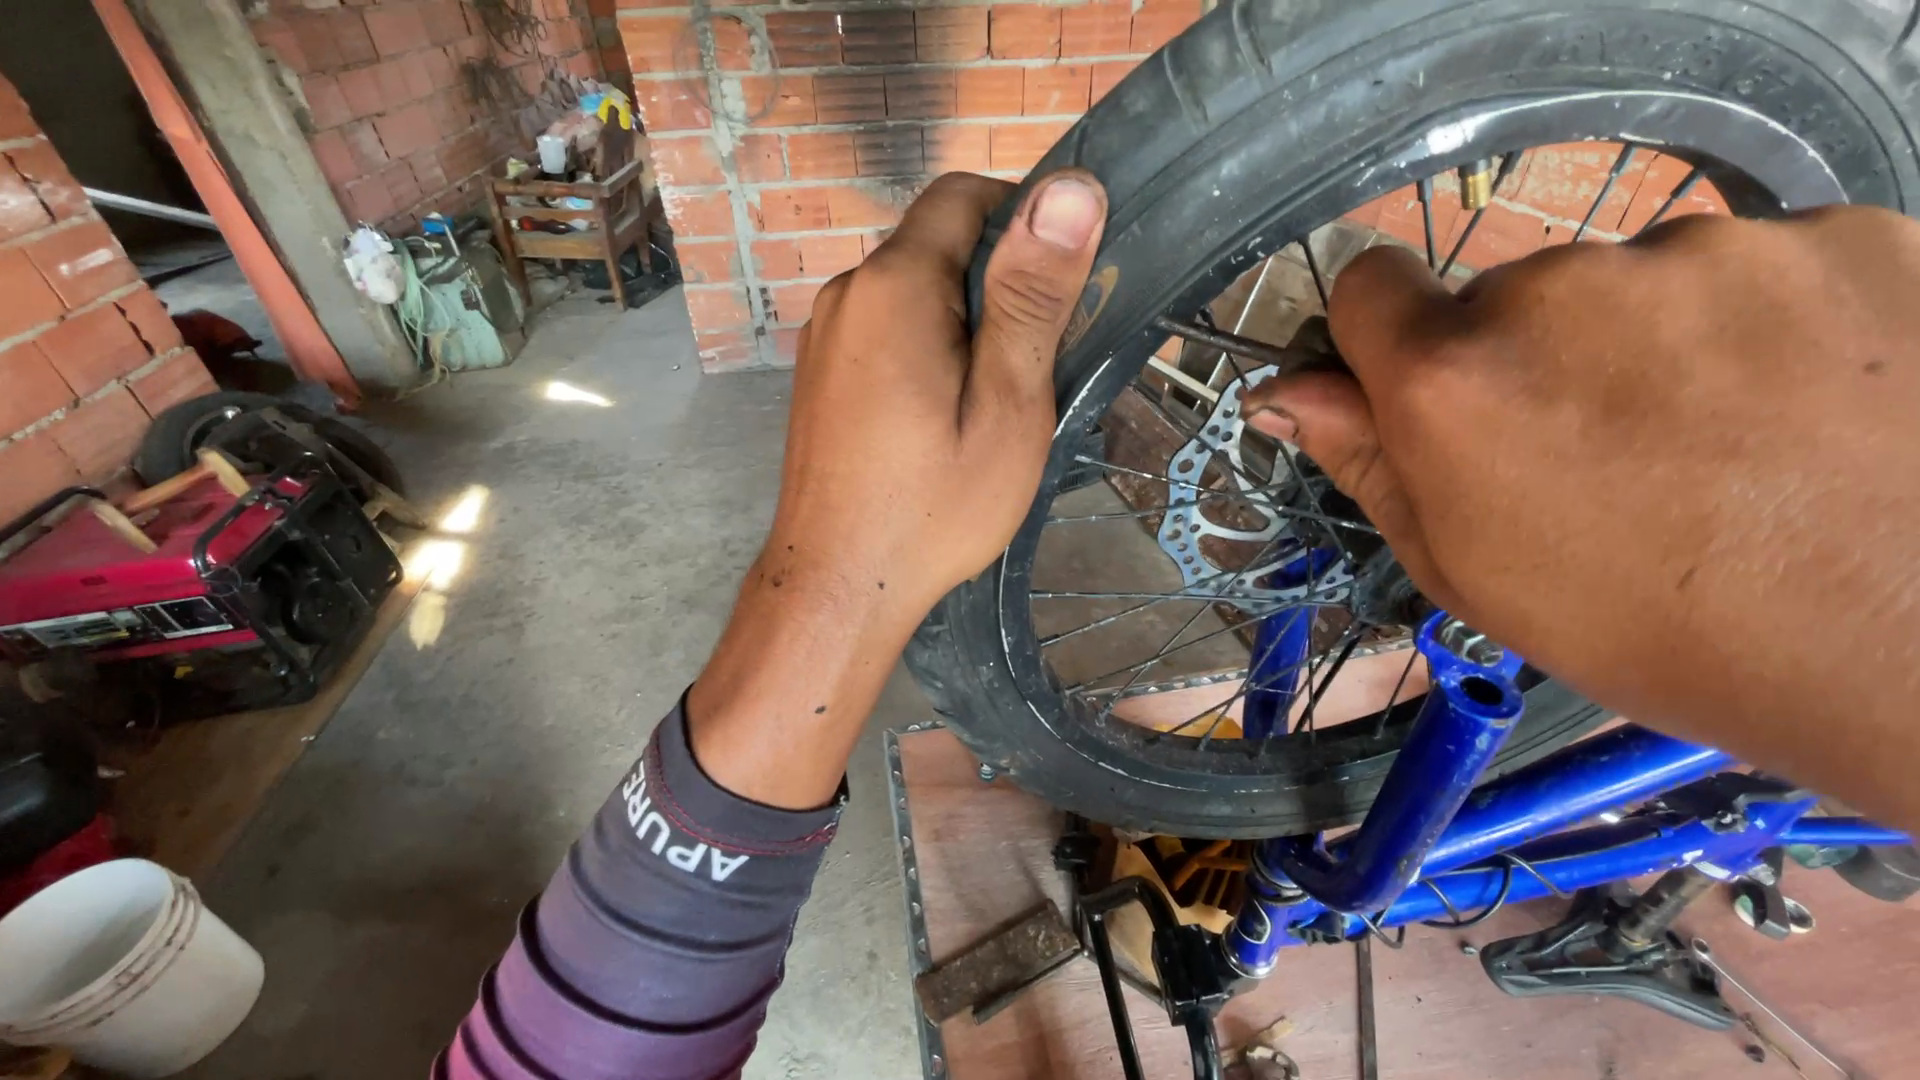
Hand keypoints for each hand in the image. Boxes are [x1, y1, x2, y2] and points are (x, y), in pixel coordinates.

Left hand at [765, 170, 1108, 616]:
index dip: (1022, 217)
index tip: (1058, 284)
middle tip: (1033, 362)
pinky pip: (882, 335)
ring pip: (909, 294)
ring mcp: (823, 339)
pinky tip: (939, 419)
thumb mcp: (1006, 402)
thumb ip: (1032, 295)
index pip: (963, 196)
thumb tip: (1071, 189)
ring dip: (960, 322)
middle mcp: (846, 295)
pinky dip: (922, 351)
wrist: (839, 584)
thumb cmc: (935, 504)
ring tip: (990, 400)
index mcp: (894, 285)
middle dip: (993, 282)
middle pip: (934, 246)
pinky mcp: (818, 378)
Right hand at [1246, 207, 1919, 825]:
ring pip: (1622, 281)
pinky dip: (1748, 321)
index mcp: (1451, 377)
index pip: (1368, 284)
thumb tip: (1285, 392)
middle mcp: (1557, 288)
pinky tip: (1794, 401)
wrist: (1912, 647)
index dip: (1380, 333)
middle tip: (1584, 447)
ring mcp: (1707, 252)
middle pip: (1499, 294)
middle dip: (1518, 357)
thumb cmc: (1636, 624)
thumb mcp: (1459, 564)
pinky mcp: (1841, 234)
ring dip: (1632, 339)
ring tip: (1703, 433)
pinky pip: (1744, 266)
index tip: (1417, 383)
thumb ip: (1365, 460)